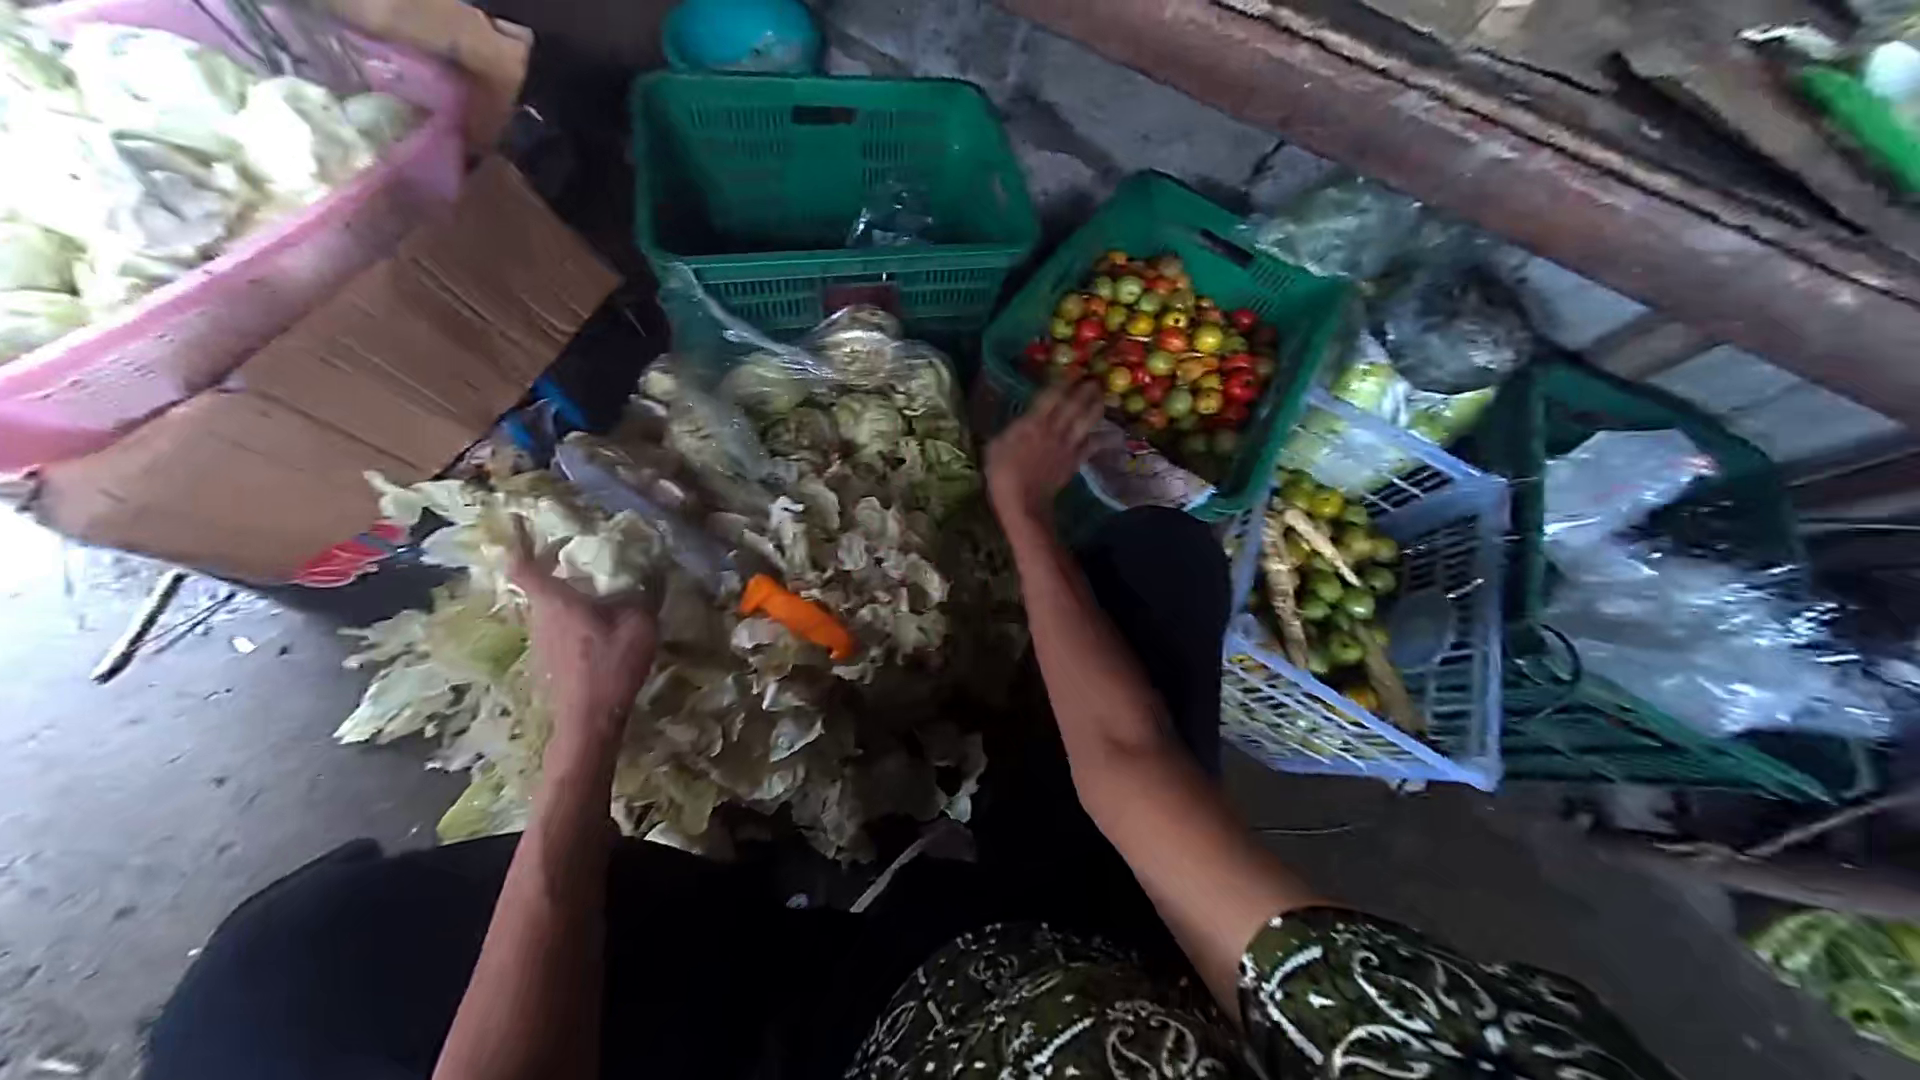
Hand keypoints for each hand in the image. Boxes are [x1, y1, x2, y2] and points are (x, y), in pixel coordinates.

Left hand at [510, 546, 657, 748]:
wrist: (590, 718)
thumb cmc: (611, 664)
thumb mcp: (640, 624)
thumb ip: (643, 595)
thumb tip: (651, 572)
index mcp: (556, 600)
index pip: (524, 566)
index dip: (518, 542)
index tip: (516, 522)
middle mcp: (540, 616)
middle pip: (538, 583)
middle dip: (553, 565)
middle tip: (577, 554)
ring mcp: (540, 639)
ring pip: (549, 606)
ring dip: (566, 593)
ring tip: (595, 589)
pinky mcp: (549, 657)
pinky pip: (558, 625)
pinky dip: (572, 616)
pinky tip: (599, 625)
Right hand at [986, 379, 1104, 534]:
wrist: (1023, 503)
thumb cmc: (1002, 475)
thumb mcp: (995, 446)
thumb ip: (1011, 430)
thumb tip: (1019, 422)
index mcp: (1033, 423)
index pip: (1051, 396)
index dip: (1063, 381)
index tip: (1071, 371)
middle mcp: (1054, 429)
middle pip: (1074, 404)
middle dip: (1085, 389)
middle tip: (1093, 379)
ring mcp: (1068, 445)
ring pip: (1087, 421)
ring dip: (1096, 407)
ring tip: (1102, 397)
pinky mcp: (1076, 461)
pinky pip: (1093, 446)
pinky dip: (1104, 439)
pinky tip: (1112, 434)